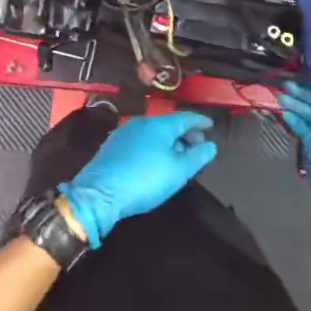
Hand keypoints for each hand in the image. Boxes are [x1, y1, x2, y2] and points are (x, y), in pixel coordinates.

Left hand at [60, 111, 217, 241]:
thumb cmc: (145, 179)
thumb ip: (197, 156)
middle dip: (185, 132)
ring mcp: (123, 133)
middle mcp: (140, 122)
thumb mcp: (178, 171)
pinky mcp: (112, 146)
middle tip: (197, 144)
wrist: (99, 193)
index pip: (185, 117)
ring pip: (153, 132)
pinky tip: (155, 159)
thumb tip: (210, 144)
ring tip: (179, 154)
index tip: (210, 125)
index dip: (200, 121)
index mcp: (159, 124)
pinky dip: (153, 145)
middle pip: (168, 123)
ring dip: (169, 140)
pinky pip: (140, 140)